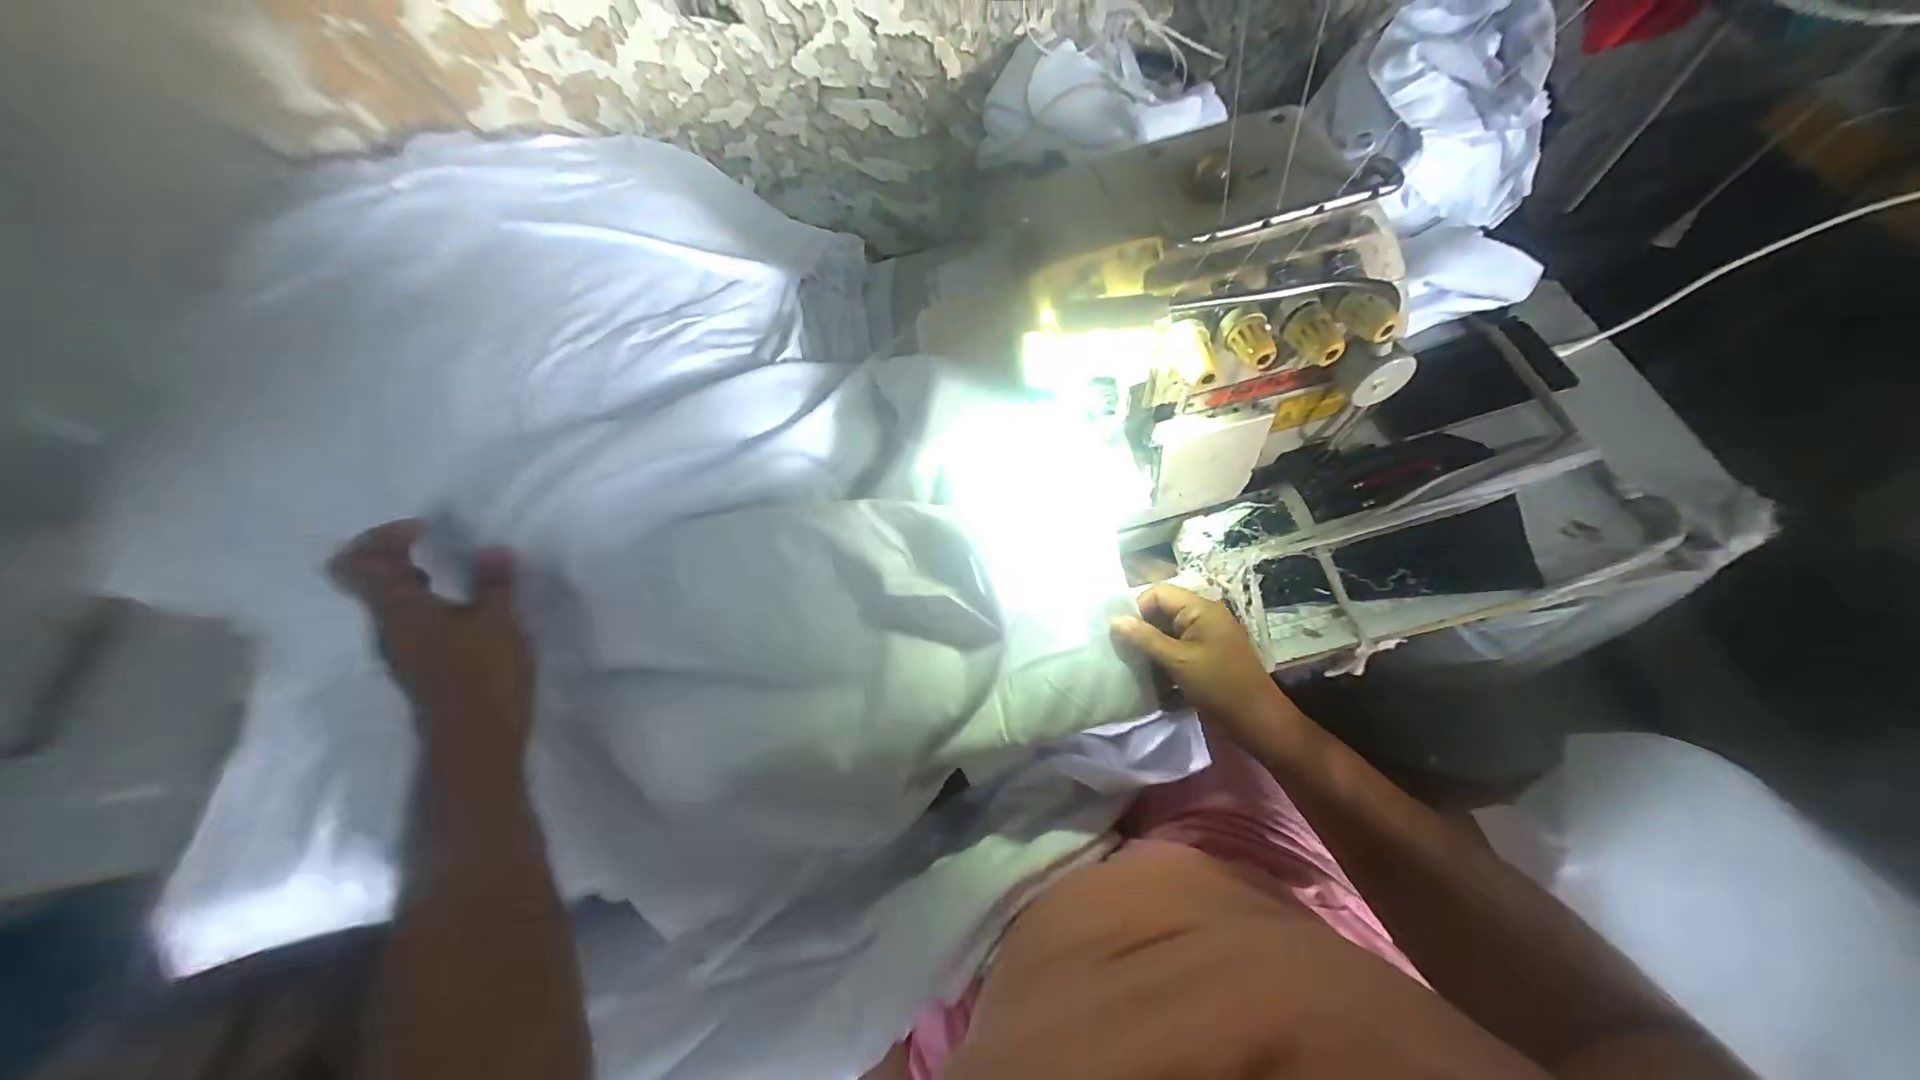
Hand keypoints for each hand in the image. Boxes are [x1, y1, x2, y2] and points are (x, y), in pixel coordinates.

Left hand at [329, 520, 532, 763]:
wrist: (476, 740)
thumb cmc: (483, 674)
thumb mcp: (498, 621)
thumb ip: (494, 582)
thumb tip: (492, 549)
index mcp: (398, 610)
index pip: (356, 564)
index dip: (381, 537)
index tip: (424, 529)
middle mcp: (388, 627)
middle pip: (370, 581)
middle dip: (399, 554)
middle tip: (441, 544)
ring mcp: (403, 649)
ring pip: (394, 603)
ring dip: (418, 579)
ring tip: (461, 572)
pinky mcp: (423, 665)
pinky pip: (414, 621)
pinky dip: (433, 602)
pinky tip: (469, 607)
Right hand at [1109, 584, 1288, 732]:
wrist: (1257, 719)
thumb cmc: (1218, 685)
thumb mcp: (1177, 660)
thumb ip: (1144, 638)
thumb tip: (1114, 620)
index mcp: (1201, 609)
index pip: (1158, 593)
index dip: (1138, 609)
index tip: (1123, 634)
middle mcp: (1205, 615)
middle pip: (1163, 609)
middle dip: (1143, 627)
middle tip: (1126, 649)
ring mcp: (1207, 635)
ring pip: (1168, 628)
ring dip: (1152, 643)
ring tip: (1136, 661)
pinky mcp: (1207, 653)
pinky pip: (1178, 644)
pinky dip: (1164, 654)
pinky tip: (1153, 671)